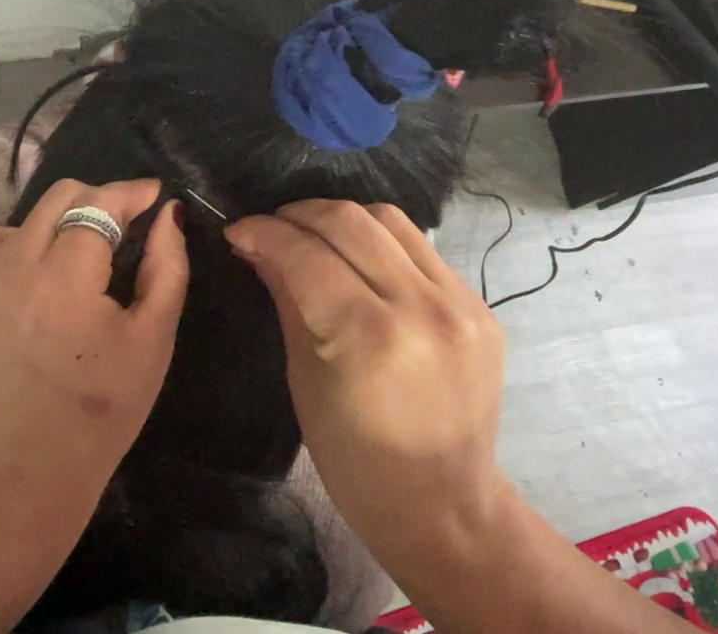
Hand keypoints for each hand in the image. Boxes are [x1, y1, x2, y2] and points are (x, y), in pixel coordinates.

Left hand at [0, 178, 189, 509]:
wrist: (31, 468)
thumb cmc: (105, 409)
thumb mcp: (154, 339)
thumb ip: (166, 266)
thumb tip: (167, 213)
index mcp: (67, 283)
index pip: (99, 205)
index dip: (131, 192)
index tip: (153, 194)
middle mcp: (15, 271)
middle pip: (61, 198)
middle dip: (100, 199)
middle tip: (126, 222)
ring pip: (27, 216)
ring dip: (62, 220)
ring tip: (83, 252)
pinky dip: (20, 240)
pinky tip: (38, 267)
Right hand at [225, 200, 507, 563]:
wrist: (443, 504)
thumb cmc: (355, 460)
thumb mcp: (304, 378)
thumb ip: (286, 297)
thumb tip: (256, 244)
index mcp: (371, 336)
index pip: (307, 254)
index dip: (265, 232)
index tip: (238, 229)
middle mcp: (422, 306)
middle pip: (350, 222)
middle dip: (299, 214)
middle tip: (271, 228)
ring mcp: (460, 302)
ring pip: (389, 220)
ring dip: (341, 219)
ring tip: (312, 235)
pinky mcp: (479, 305)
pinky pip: (419, 248)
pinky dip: (379, 243)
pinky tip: (357, 262)